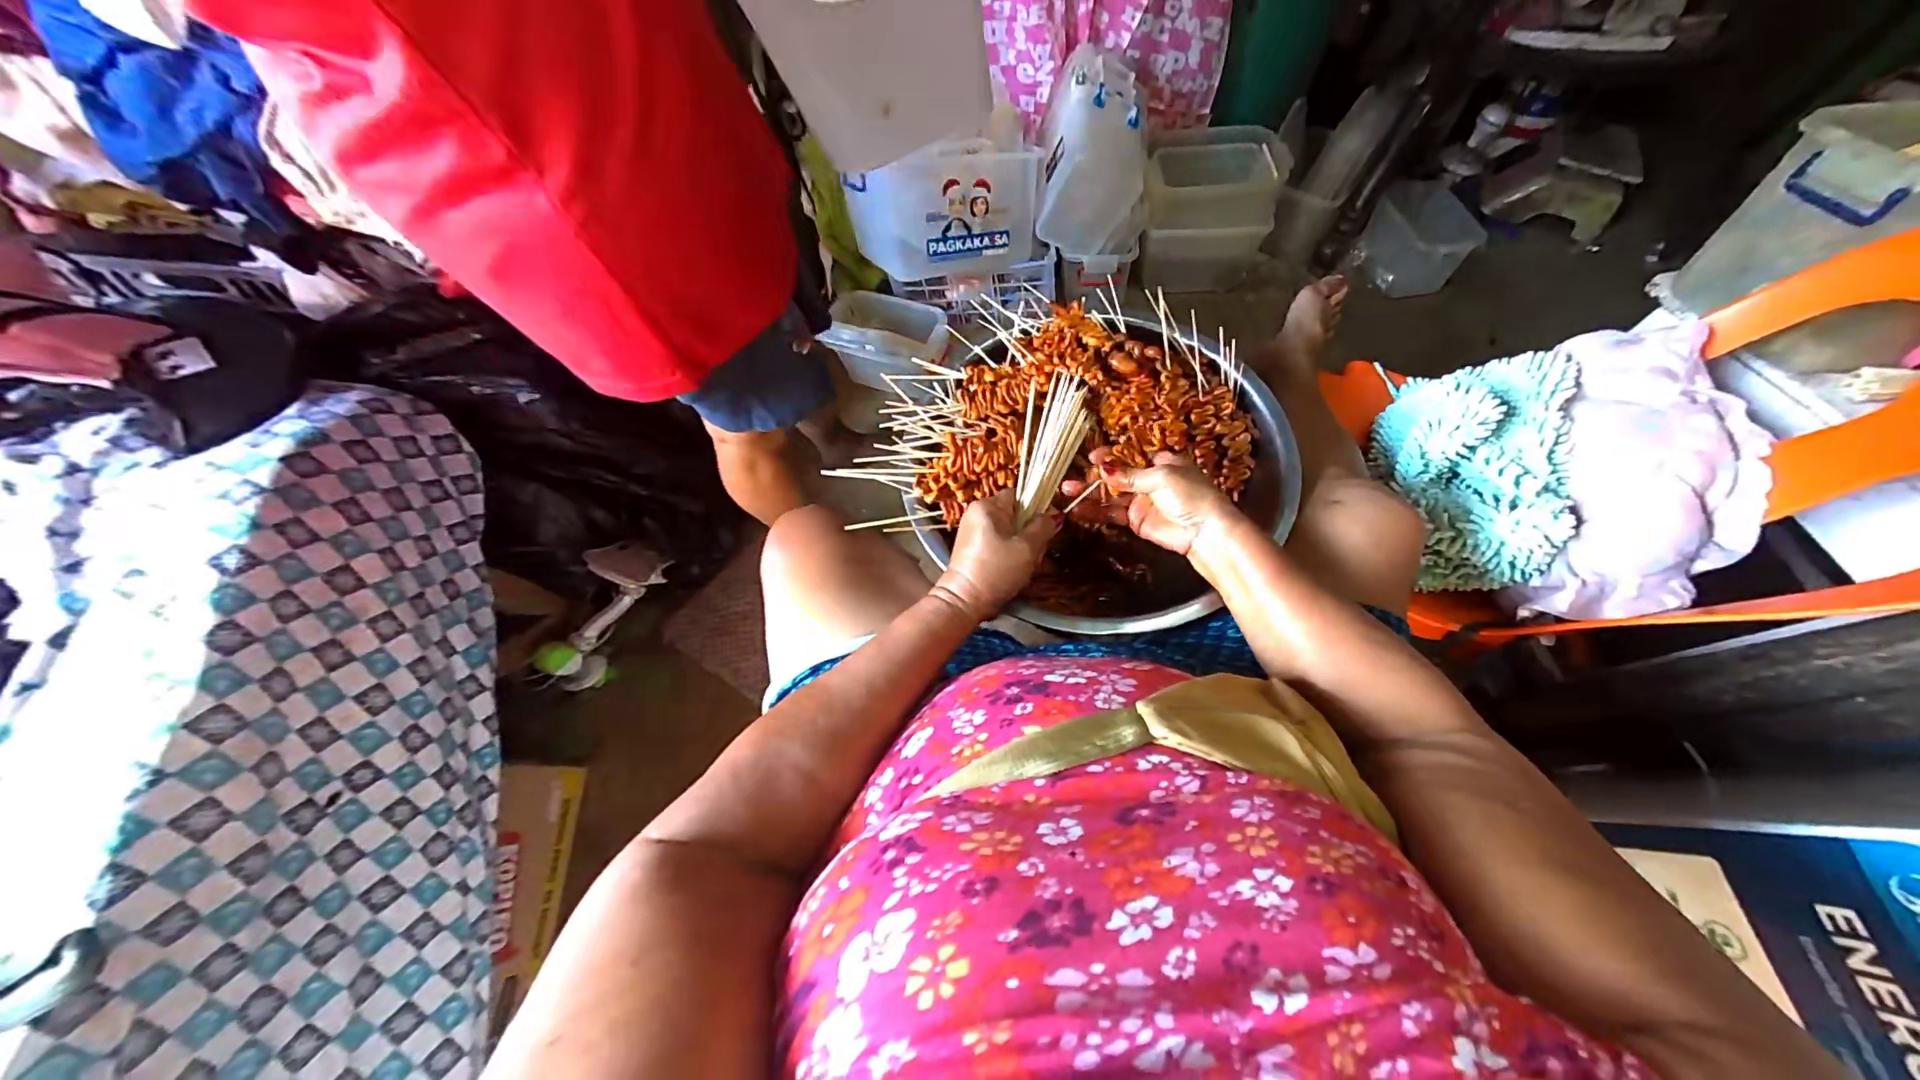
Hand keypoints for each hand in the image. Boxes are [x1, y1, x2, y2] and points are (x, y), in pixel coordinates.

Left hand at [932, 490, 1058, 619]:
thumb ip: (1043, 527)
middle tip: (1036, 553)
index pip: (1019, 495)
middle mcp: (977, 513)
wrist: (965, 600)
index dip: (1036, 508)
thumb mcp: (1028, 548)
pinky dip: (1009, 554)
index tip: (1046, 527)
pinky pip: (998, 544)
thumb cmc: (997, 569)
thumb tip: (1052, 515)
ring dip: (1022, 547)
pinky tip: (1014, 571)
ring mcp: (973, 531)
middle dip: (1030, 533)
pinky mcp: (972, 549)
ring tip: (1027, 566)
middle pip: (1015, 515)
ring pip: (1009, 532)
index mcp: (987, 506)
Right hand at [1061, 449, 1244, 558]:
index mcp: (1159, 462)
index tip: (1092, 456)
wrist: (1205, 532)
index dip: (1110, 455)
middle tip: (1072, 479)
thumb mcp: (1162, 477)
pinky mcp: (1135, 520)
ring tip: (1068, 492)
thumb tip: (1103, 470)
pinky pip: (1111, 514)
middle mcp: (1147, 479)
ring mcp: (1139, 501)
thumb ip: (1130, 475)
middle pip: (1114, 475)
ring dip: (1089, 494)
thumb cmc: (1192, 495)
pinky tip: (1078, 509)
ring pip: (1109, 495)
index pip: (1128, 455)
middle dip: (1093, 476)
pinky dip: (1095, 512)